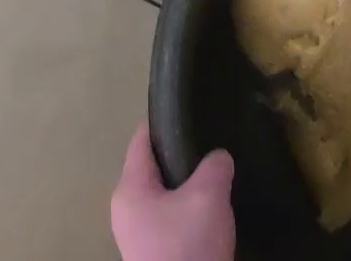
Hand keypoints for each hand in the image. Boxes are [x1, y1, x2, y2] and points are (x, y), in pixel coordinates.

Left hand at [111, 124, 234, 260]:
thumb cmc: (186, 245)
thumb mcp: (208, 194)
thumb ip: (214, 164)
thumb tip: (217, 158)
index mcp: (130, 189)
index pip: (142, 138)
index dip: (167, 118)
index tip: (195, 104)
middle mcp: (128, 208)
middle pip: (156, 164)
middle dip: (185, 150)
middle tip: (216, 137)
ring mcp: (140, 232)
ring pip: (169, 191)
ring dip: (193, 181)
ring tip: (222, 168)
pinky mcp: (157, 250)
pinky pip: (175, 213)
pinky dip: (193, 204)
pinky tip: (217, 202)